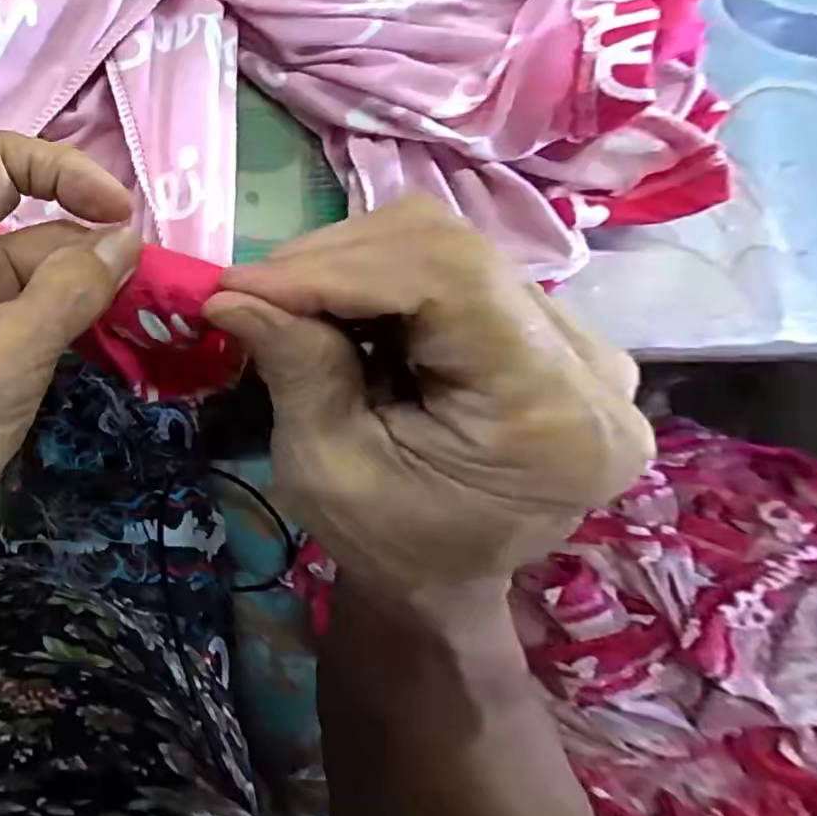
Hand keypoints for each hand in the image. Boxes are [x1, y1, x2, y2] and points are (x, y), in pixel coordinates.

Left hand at [0, 132, 141, 608]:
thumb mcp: (12, 352)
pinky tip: (118, 327)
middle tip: (153, 286)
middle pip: (35, 218)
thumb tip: (128, 236)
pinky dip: (80, 310)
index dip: (63, 169)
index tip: (118, 214)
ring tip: (147, 311)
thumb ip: (71, 287)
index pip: (0, 161)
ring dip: (95, 281)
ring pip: (46, 265)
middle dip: (93, 243)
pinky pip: (43, 304)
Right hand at [203, 198, 653, 609]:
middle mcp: (587, 364)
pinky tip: (322, 306)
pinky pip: (440, 264)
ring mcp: (570, 338)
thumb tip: (229, 295)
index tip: (240, 288)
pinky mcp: (533, 328)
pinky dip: (360, 273)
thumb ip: (295, 369)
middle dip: (327, 260)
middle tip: (248, 292)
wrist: (437, 572)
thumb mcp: (323, 465)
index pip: (451, 284)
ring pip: (441, 242)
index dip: (334, 270)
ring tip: (279, 300)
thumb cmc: (380, 538)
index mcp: (548, 416)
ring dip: (339, 260)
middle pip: (449, 248)